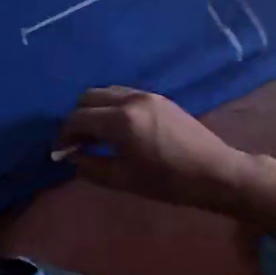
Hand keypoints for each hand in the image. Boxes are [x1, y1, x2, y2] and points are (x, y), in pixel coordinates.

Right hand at [57, 87, 256, 213]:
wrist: (215, 172)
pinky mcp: (159, 98)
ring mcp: (147, 95)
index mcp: (121, 121)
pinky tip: (117, 132)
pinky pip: (124, 95)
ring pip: (106, 93)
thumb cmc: (168, 182)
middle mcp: (131, 99)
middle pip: (88, 97)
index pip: (78, 118)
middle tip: (77, 144)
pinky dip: (111, 108)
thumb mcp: (124, 180)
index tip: (60, 152)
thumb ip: (91, 166)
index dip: (64, 135)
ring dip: (94, 111)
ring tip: (96, 137)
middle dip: (77, 118)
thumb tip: (71, 157)